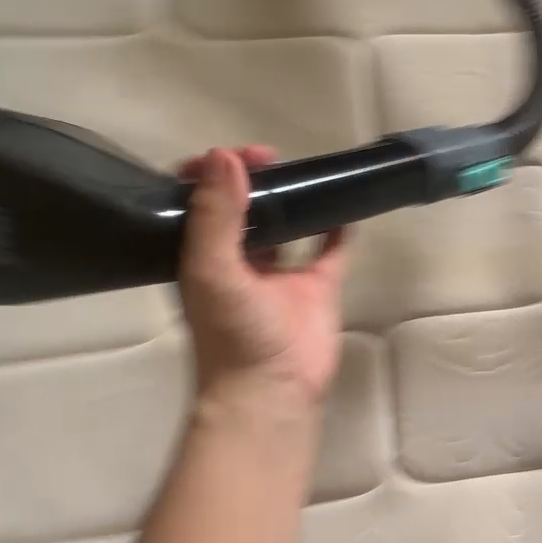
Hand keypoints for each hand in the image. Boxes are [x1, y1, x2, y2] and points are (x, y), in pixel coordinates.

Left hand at [177, 147, 348, 408]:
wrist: (272, 386)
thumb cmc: (232, 331)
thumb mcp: (210, 269)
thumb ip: (216, 216)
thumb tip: (224, 157)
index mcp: (200, 255)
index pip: (197, 203)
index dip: (207, 174)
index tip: (231, 156)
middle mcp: (238, 260)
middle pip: (241, 209)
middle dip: (250, 179)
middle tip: (268, 157)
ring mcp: (282, 274)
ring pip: (285, 226)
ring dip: (290, 199)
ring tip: (300, 172)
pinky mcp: (319, 288)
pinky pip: (330, 253)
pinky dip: (337, 231)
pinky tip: (344, 208)